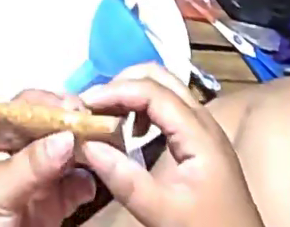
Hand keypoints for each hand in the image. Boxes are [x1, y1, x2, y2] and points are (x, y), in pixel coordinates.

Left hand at [0, 92, 97, 226]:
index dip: (51, 104)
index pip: (29, 109)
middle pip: (54, 128)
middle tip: (98, 124)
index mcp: (3, 140)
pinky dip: (88, 181)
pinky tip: (92, 181)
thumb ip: (30, 164)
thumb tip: (67, 135)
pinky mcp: (53, 209)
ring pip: (69, 155)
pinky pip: (76, 188)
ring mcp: (40, 181)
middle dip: (76, 123)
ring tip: (102, 148)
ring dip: (87, 149)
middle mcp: (24, 155)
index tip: (75, 107)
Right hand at [76, 65, 262, 226]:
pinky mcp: (200, 140)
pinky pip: (169, 106)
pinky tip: (132, 132)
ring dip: (134, 92)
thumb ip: (126, 180)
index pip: (152, 90)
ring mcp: (204, 127)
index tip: (85, 104)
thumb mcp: (164, 214)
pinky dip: (145, 107)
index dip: (116, 91)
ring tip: (107, 114)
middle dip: (124, 83)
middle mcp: (203, 118)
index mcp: (198, 131)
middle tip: (94, 105)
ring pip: (165, 88)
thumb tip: (88, 144)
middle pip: (160, 77)